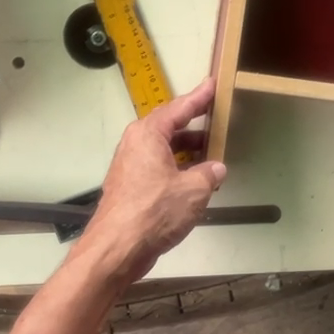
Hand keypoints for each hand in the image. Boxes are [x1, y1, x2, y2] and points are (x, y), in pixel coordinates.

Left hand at [76, 78, 227, 283]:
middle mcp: (134, 145)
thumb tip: (216, 169)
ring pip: (162, 150)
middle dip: (193, 126)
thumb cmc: (153, 212)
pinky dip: (176, 169)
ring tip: (210, 154)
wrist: (117, 248)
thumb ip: (208, 174)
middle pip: (168, 128)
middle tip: (215, 120)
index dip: (198, 98)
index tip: (210, 85)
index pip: (178, 109)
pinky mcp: (129, 188)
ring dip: (186, 152)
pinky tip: (192, 182)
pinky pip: (157, 169)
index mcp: (148, 135)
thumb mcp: (193, 190)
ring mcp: (129, 167)